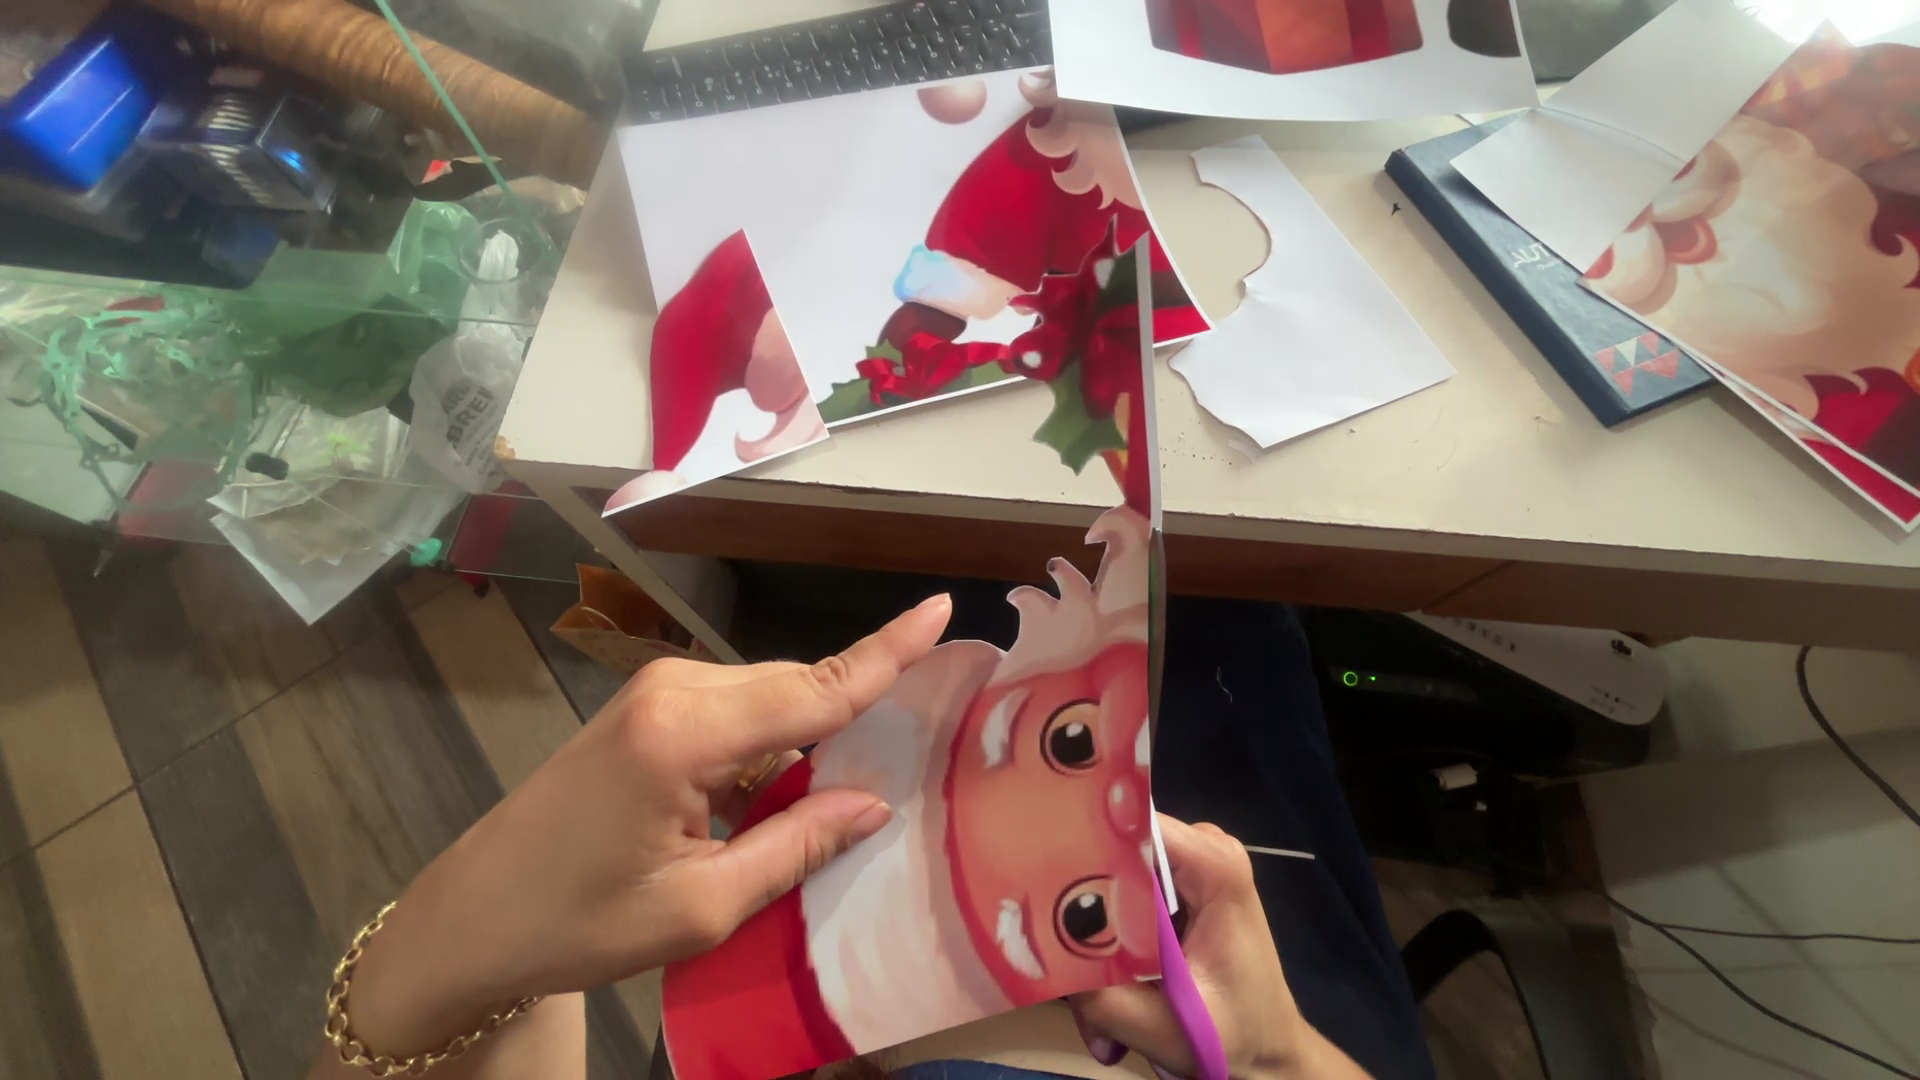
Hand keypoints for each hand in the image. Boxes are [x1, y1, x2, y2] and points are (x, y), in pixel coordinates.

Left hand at [343, 594, 953, 1058]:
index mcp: (687, 734)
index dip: (887, 651)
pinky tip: (759, 796)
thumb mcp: (699, 906)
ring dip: (804, 737)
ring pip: (772, 696)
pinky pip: (740, 708)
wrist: (468, 917)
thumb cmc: (577, 923)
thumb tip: (875, 804)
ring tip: (808, 804)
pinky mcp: (651, 704)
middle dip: (847, 719)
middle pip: (799, 687)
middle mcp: (678, 688)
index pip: (817, 688)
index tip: (940, 609)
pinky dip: (769, 742)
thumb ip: (796, 847)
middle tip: (883, 769)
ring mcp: (660, 690)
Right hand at [1069, 816, 1369, 1079]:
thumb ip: (1107, 998)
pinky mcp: (1178, 870)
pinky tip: (1106, 971)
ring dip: (1093, 920)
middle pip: (1115, 844)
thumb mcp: (1169, 1032)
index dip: (1083, 848)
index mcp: (1214, 865)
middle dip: (1083, 899)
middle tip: (1064, 961)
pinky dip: (1110, 921)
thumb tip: (1047, 959)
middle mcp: (1202, 843)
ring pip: (1114, 864)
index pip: (1128, 824)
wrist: (1269, 1048)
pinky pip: (1125, 877)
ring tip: (1089, 987)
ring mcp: (1190, 852)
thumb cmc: (1234, 1036)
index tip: (1042, 887)